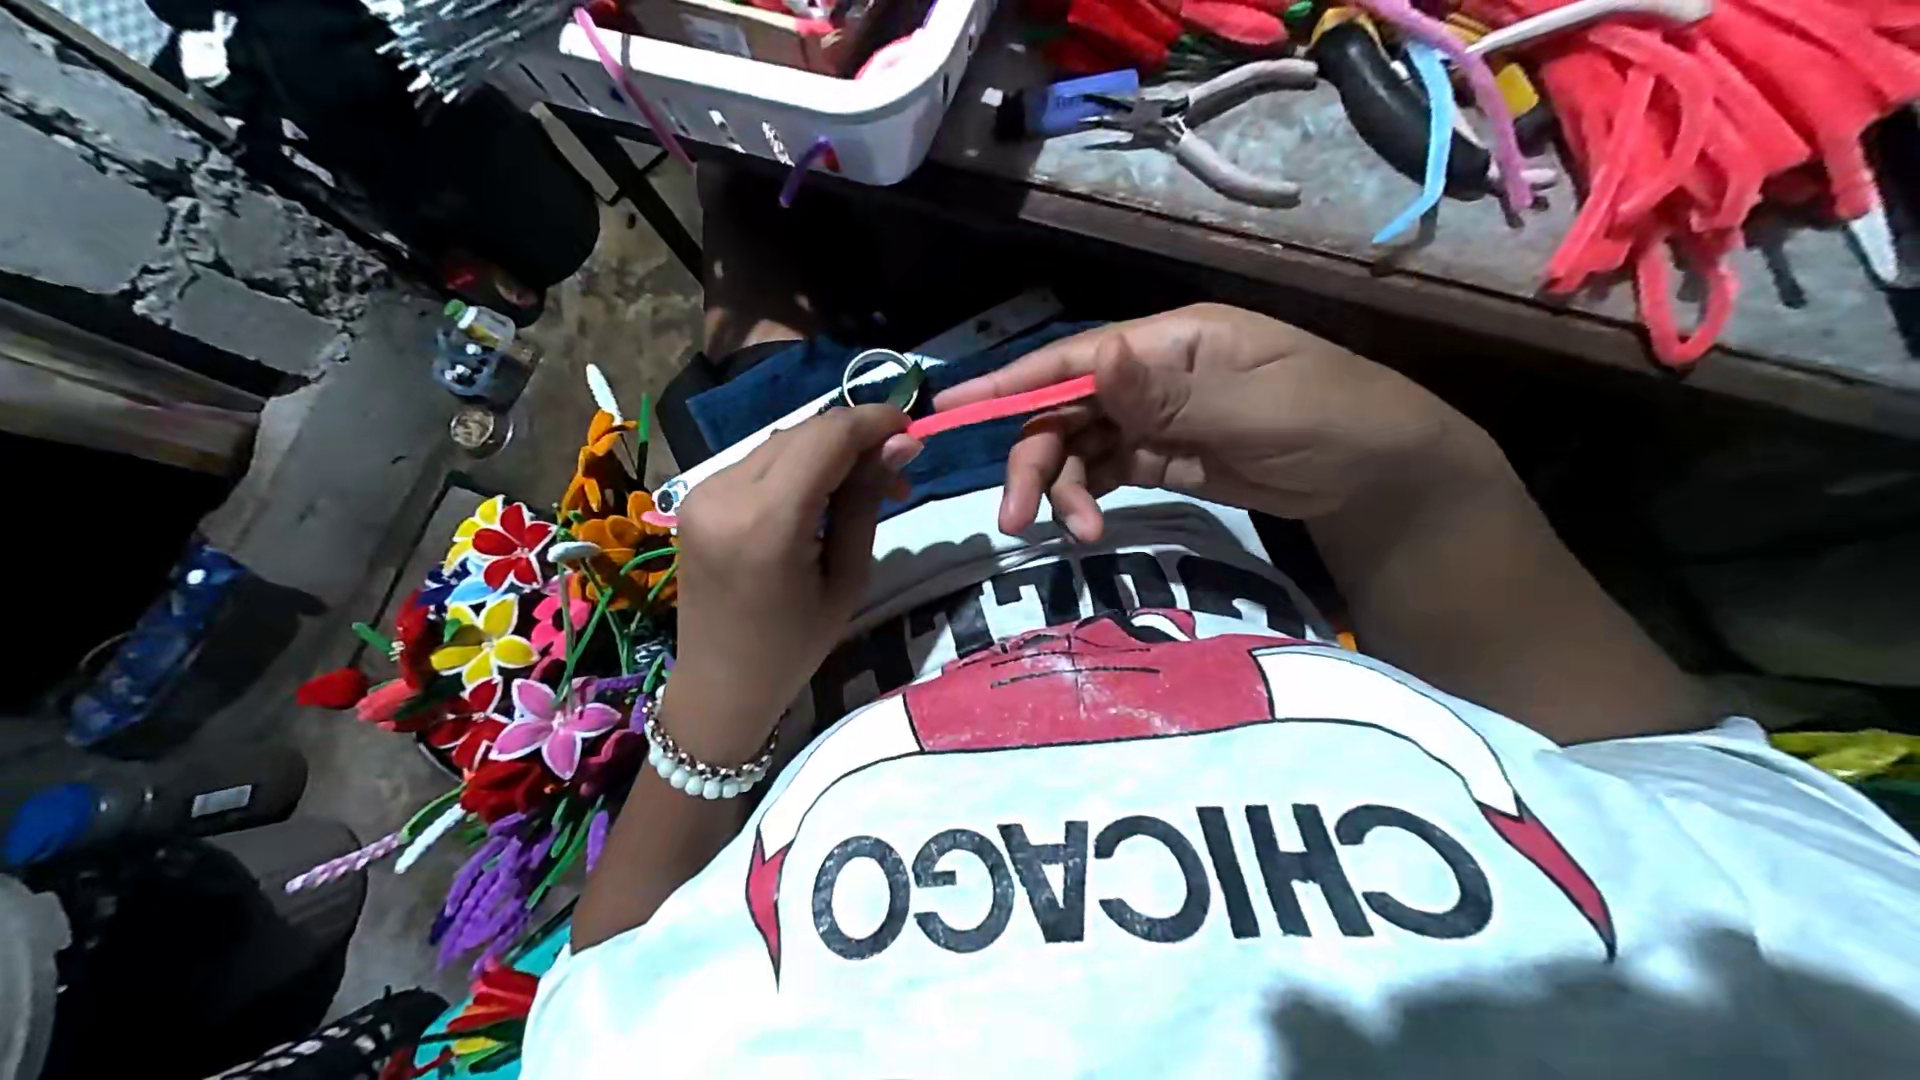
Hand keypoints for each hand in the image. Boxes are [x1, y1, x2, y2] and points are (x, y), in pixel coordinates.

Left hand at [667, 405, 911, 761]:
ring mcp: (701, 491)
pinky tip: (819, 494)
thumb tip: (901, 445)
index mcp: (766, 523)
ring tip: (863, 487)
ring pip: (782, 442)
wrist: (721, 684)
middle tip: (895, 471)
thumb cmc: (795, 646)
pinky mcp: (695, 496)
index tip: (911, 430)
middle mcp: (724, 493)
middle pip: (804, 432)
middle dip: (855, 438)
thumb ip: (866, 501)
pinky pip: (759, 462)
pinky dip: (797, 466)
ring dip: (827, 450)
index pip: (827, 437)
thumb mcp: (848, 577)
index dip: (874, 422)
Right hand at [933, 304, 1503, 540]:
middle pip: (1064, 411)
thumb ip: (1171, 391)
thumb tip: (1098, 358)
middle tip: (1016, 518)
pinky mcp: (1157, 459)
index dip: (1012, 382)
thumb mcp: (1256, 405)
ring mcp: (1151, 420)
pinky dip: (1087, 500)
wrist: (1375, 475)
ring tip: (1078, 535)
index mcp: (1168, 342)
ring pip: (1077, 449)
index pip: (1075, 358)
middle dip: (1035, 460)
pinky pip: (1102, 475)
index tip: (955, 407)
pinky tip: (1090, 529)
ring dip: (1062, 490)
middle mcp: (1148, 376)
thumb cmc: (1330, 419)